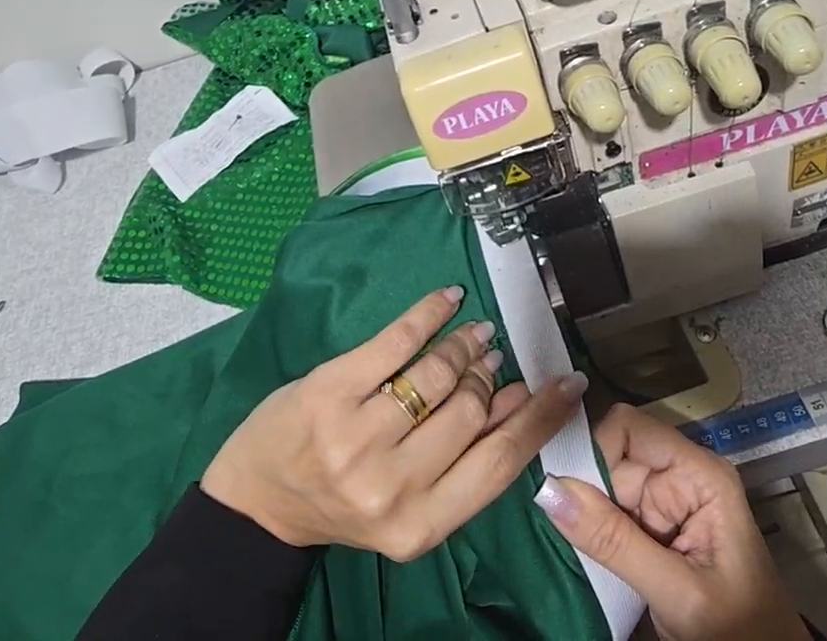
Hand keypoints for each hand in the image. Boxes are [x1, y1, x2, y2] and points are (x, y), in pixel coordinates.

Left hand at [202, 285, 586, 561]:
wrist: (257, 501)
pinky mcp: (329, 390)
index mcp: (420, 525)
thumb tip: (521, 402)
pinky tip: (448, 300)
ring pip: (437, 375)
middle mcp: (390, 487)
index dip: (540, 417)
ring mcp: (356, 436)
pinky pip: (397, 340)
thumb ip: (463, 464)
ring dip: (462, 346)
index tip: (569, 384)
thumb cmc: (340, 505)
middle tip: (490, 358)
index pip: (500, 462)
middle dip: (488, 378)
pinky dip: (429, 313)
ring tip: (473, 336)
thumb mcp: (408, 508)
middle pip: (470, 412)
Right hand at [534, 404, 809, 640]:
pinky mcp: (651, 530)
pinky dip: (589, 531)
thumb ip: (615, 541)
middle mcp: (679, 476)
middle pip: (611, 456)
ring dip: (581, 512)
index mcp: (699, 474)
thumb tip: (548, 488)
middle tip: (550, 521)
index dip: (593, 449)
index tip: (559, 488)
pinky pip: (607, 514)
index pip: (630, 429)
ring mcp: (664, 503)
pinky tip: (572, 547)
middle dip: (581, 486)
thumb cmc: (740, 630)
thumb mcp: (678, 591)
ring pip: (602, 485)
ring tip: (557, 537)